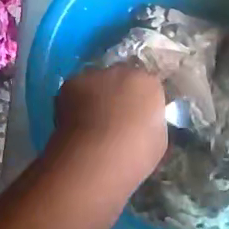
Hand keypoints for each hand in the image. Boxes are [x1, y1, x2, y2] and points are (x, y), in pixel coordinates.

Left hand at [51, 64, 168, 184]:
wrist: (96, 157)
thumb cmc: (135, 153)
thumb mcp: (158, 141)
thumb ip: (152, 122)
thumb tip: (144, 123)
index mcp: (148, 83)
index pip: (147, 85)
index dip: (140, 100)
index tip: (136, 117)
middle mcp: (122, 71)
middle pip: (121, 78)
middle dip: (118, 92)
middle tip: (113, 118)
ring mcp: (94, 75)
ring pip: (96, 82)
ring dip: (96, 95)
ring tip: (90, 122)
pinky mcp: (70, 83)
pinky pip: (76, 90)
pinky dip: (75, 102)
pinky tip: (74, 123)